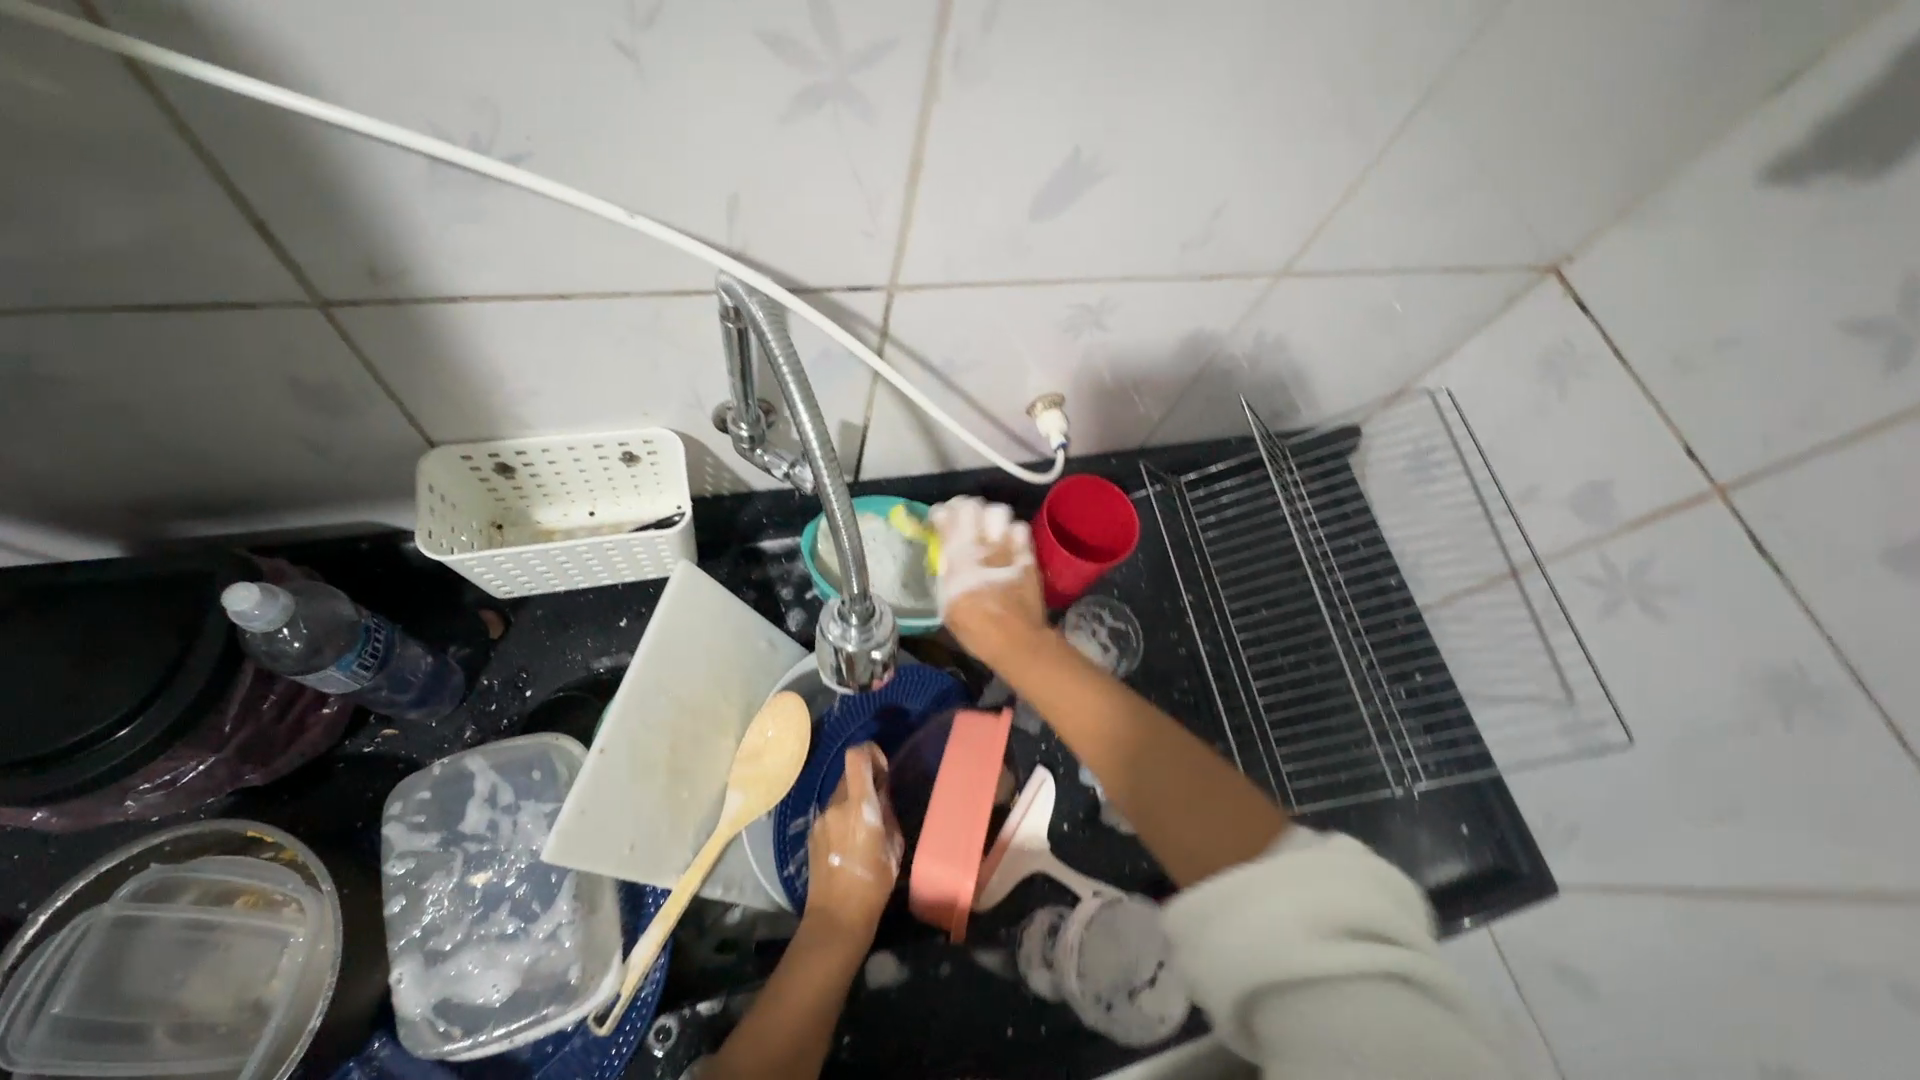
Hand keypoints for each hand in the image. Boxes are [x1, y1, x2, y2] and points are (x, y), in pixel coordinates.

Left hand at [804, 744, 902, 940]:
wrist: (836, 915)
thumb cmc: (874, 883)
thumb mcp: (894, 846)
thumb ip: (888, 814)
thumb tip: (882, 797)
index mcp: (860, 806)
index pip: (856, 756)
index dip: (871, 752)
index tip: (883, 768)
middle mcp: (836, 805)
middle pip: (849, 775)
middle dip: (866, 782)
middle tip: (880, 805)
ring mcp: (820, 818)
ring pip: (840, 795)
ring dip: (853, 801)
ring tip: (866, 829)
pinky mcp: (812, 832)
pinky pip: (831, 812)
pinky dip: (842, 816)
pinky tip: (850, 843)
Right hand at [928, 497, 1048, 668]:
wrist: (1017, 641)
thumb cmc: (976, 630)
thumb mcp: (946, 604)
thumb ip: (945, 575)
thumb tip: (945, 558)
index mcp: (958, 559)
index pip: (946, 517)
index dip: (940, 513)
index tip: (938, 520)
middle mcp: (982, 546)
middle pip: (972, 506)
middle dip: (964, 507)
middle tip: (961, 518)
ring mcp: (1008, 548)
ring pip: (998, 511)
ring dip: (990, 516)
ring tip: (987, 527)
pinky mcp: (1028, 555)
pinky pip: (1020, 528)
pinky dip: (1012, 530)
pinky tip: (1008, 541)